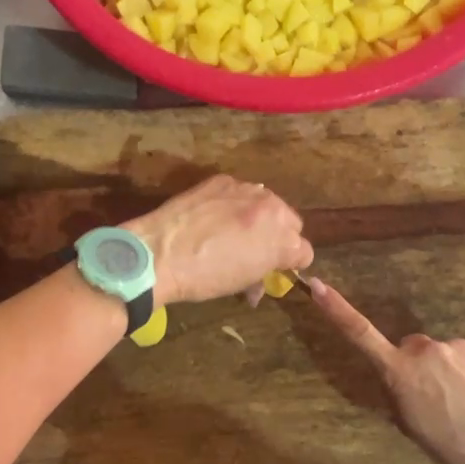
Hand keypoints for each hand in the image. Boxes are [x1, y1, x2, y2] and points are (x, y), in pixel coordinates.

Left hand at [124, 175, 312, 305]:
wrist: (159, 254)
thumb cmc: (203, 278)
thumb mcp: (239, 282)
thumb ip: (262, 273)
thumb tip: (259, 279)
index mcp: (282, 239)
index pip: (304, 251)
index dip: (292, 264)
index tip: (278, 270)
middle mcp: (271, 208)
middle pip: (291, 223)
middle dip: (279, 238)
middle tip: (257, 253)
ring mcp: (246, 190)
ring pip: (267, 203)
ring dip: (259, 218)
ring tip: (236, 234)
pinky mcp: (222, 180)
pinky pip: (241, 192)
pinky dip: (235, 204)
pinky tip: (216, 218)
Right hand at [309, 278, 464, 463]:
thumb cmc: (460, 451)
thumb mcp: (416, 428)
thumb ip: (403, 395)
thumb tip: (406, 380)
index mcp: (403, 373)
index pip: (362, 336)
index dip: (337, 311)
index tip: (318, 286)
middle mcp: (428, 350)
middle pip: (412, 350)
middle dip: (417, 367)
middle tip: (434, 401)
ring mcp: (461, 345)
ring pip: (444, 354)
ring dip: (448, 371)